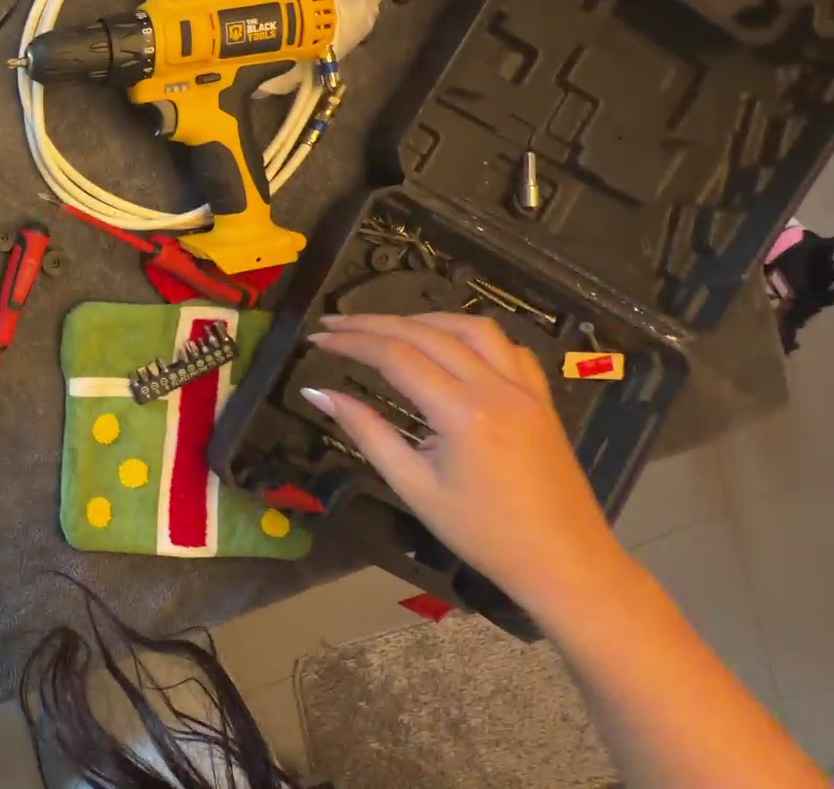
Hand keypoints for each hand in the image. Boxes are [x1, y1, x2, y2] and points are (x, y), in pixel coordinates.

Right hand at [300, 313, 627, 617]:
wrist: (567, 565)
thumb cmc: (483, 533)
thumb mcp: (413, 486)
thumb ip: (366, 431)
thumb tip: (318, 394)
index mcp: (464, 414)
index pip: (396, 357)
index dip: (351, 342)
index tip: (316, 339)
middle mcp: (498, 390)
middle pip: (427, 333)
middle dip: (374, 323)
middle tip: (333, 323)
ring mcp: (527, 391)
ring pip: (472, 328)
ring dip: (423, 319)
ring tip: (385, 326)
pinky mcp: (542, 399)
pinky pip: (507, 348)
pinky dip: (469, 335)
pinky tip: (446, 346)